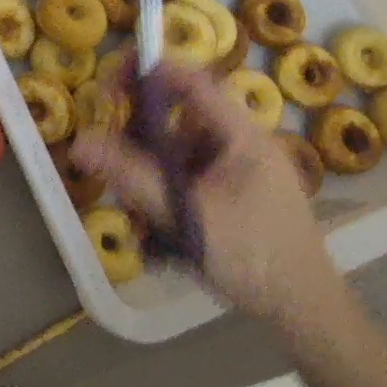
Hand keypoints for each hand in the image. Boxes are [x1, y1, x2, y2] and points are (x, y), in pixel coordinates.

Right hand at [69, 64, 343, 326]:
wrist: (308, 316)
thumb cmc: (257, 258)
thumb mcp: (188, 215)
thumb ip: (133, 176)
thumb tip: (79, 142)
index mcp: (241, 136)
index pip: (191, 81)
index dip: (149, 70)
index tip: (108, 78)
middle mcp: (236, 145)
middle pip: (172, 119)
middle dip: (134, 139)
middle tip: (105, 157)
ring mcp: (230, 172)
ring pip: (169, 154)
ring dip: (143, 178)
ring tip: (136, 216)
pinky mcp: (224, 196)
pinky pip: (178, 181)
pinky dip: (158, 198)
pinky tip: (153, 234)